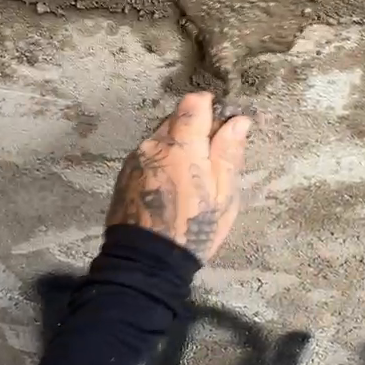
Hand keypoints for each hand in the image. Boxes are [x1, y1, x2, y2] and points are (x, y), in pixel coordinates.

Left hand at [106, 91, 252, 262]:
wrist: (146, 262)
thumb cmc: (192, 230)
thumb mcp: (223, 196)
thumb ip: (229, 153)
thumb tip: (239, 121)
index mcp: (181, 146)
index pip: (193, 103)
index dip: (210, 107)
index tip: (221, 124)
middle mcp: (154, 144)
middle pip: (177, 118)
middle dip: (195, 130)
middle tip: (210, 160)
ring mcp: (136, 158)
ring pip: (162, 136)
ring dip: (178, 146)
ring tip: (190, 179)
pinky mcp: (125, 172)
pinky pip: (149, 154)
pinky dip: (163, 160)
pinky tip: (171, 187)